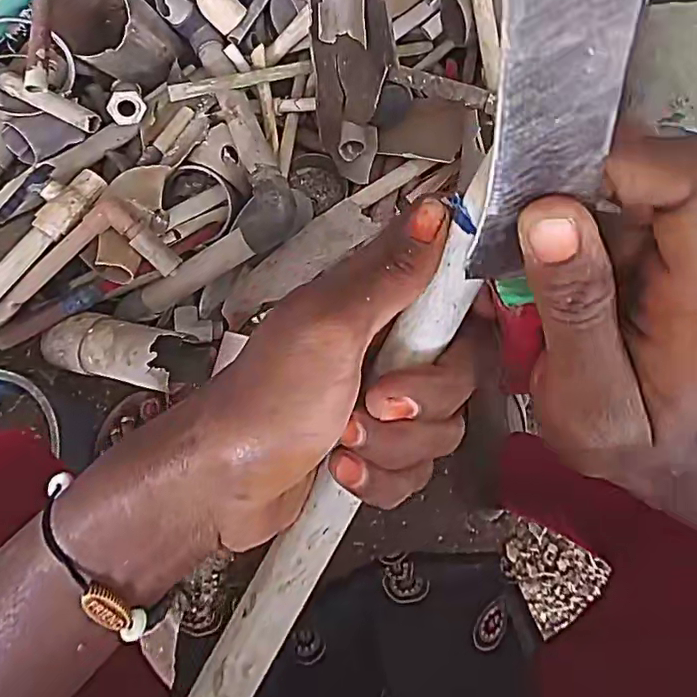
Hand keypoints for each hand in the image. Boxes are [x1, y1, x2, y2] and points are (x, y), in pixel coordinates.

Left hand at [194, 197, 476, 549]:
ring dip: (390, 443)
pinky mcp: (379, 445)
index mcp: (371, 303)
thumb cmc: (261, 401)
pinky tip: (340, 461)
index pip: (451, 290)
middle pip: (460, 369)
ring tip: (341, 431)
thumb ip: (388, 275)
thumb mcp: (328, 328)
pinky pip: (418, 468)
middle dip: (420, 399)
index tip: (454, 341)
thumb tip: (429, 214)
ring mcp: (382, 399)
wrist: (225, 483)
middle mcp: (382, 346)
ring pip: (443, 427)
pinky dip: (379, 475)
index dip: (471, 314)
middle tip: (374, 396)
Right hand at [518, 134, 696, 497]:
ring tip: (542, 254)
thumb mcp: (585, 397)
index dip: (624, 164)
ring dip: (580, 201)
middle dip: (590, 181)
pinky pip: (636, 199)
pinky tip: (561, 257)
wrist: (658, 454)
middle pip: (675, 167)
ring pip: (649, 178)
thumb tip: (550, 218)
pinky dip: (585, 212)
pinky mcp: (682, 248)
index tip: (555, 191)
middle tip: (535, 222)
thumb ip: (570, 306)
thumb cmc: (627, 438)